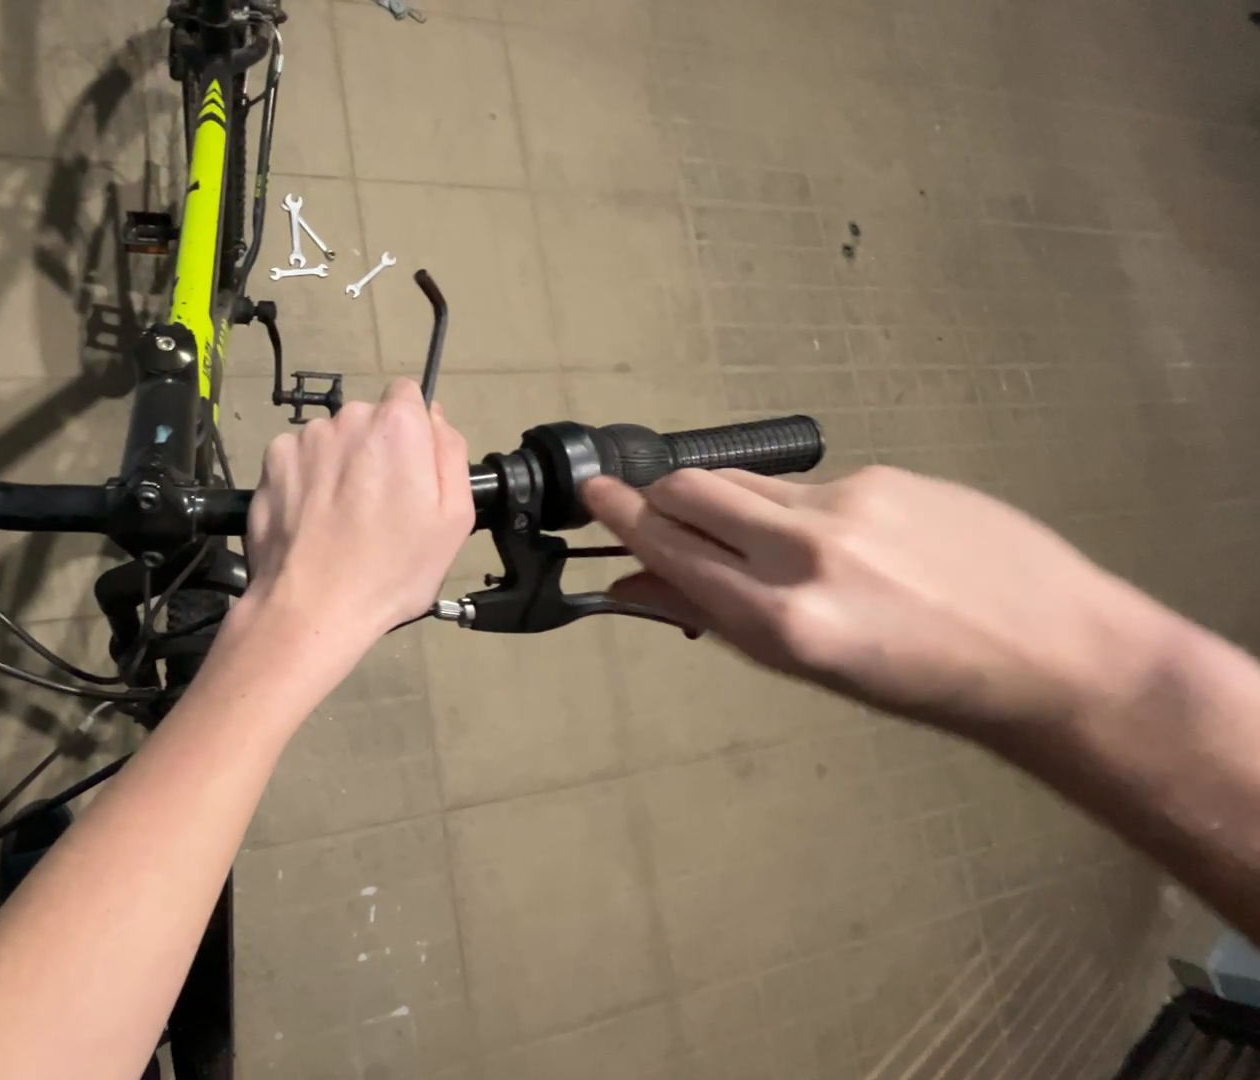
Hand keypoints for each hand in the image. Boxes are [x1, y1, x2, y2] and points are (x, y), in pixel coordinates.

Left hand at [243, 378, 473, 643]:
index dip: (412, 432)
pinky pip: (297, 458)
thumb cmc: (392, 572)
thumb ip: (450, 453)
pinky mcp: (270, 462)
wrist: (310, 608)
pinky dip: (304, 478)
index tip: (408, 470)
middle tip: (376, 506)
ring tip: (338, 518)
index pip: (408, 396)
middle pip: (369, 419)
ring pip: (331, 439)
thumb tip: (434, 417)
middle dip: (375, 449)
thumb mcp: (454, 519)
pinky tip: (309, 518)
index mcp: (398, 426)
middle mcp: (347, 419)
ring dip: (338, 464)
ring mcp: (303, 439)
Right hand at [582, 465, 1167, 733]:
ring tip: (747, 534)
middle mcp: (804, 552)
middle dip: (656, 496)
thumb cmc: (908, 681)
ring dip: (716, 500)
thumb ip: (705, 613)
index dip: (620, 517)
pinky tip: (833, 538)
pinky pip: (800, 483)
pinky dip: (785, 506)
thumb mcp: (795, 664)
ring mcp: (848, 505)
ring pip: (738, 480)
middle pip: (689, 490)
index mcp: (780, 618)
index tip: (590, 492)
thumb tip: (629, 584)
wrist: (1054, 651)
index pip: (669, 549)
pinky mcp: (884, 476)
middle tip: (653, 510)